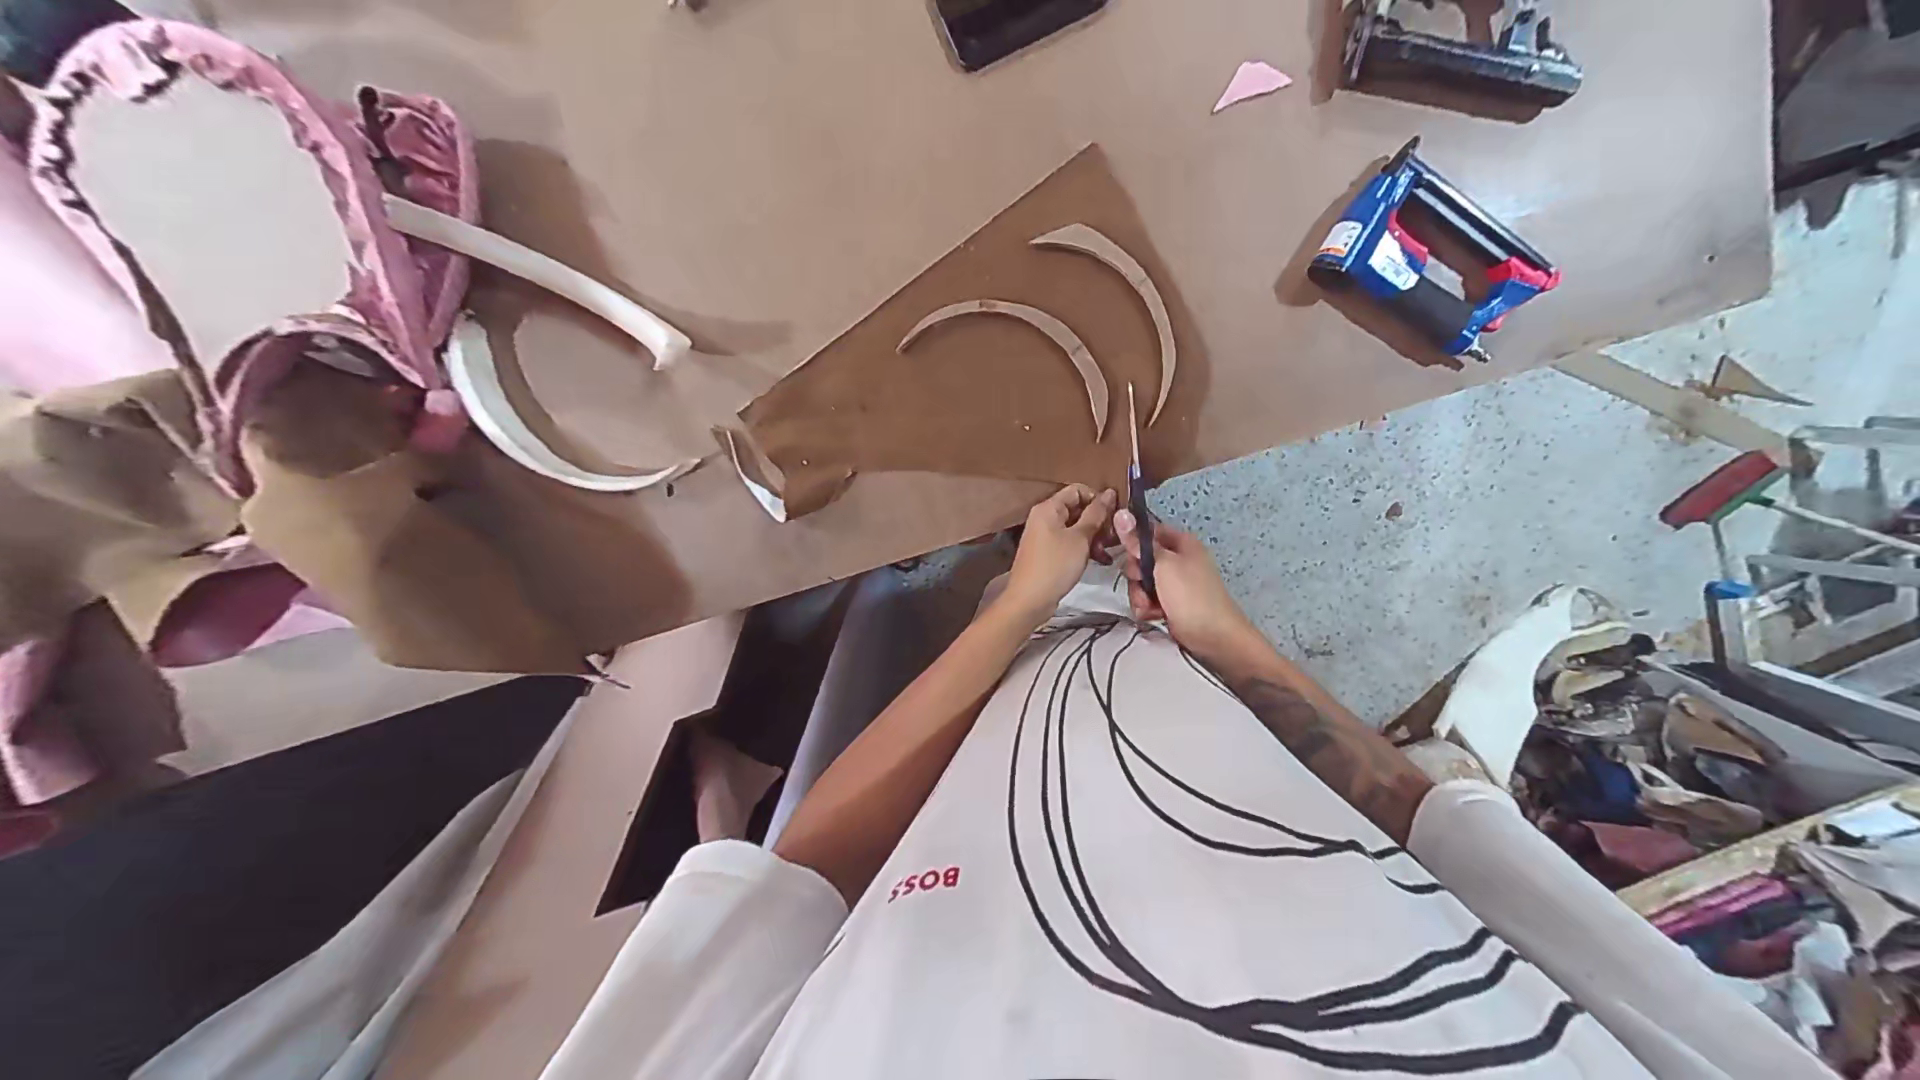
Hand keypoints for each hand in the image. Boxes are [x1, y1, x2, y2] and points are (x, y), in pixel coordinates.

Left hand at [1001, 485, 1116, 622]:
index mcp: (1048, 508)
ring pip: (1076, 527)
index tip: (1115, 515)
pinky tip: (1099, 559)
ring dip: (1094, 536)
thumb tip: (1109, 493)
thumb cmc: (1055, 565)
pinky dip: (1084, 547)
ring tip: (1108, 550)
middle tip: (1115, 536)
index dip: (1098, 499)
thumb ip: (1096, 514)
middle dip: (1098, 520)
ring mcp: (1045, 536)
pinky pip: (1070, 542)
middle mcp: (1044, 518)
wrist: (1029, 600)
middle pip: (1077, 508)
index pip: (1078, 490)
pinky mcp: (1048, 553)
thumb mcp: (1080, 538)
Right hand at [1114, 510, 1263, 665]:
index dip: (1133, 541)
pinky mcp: (1168, 603)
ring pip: (1139, 582)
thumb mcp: (1163, 564)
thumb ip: (1138, 542)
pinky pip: (1146, 600)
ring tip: (1152, 606)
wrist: (1212, 636)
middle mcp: (1176, 560)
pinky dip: (1146, 608)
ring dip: (1140, 595)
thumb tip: (1120, 514)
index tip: (1126, 552)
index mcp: (1181, 543)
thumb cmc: (1191, 595)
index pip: (1148, 532)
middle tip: (1144, 584)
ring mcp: (1173, 584)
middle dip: (1136, 576)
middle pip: (1139, 559)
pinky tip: (1154, 616)